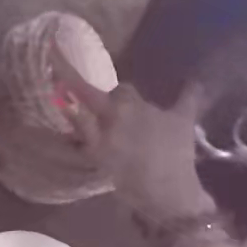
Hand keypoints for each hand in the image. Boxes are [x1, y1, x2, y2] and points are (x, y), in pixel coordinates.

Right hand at [50, 42, 214, 219]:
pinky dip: (189, 92)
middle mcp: (136, 104)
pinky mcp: (182, 120)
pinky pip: (187, 99)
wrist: (169, 195)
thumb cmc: (128, 178)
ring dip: (133, 105)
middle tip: (103, 117)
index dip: (68, 72)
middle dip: (110, 99)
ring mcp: (161, 111)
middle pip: (119, 92)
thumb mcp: (99, 155)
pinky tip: (193, 83)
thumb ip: (83, 127)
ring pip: (141, 98)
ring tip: (130, 122)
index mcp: (113, 112)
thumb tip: (66, 101)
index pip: (85, 88)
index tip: (54, 51)